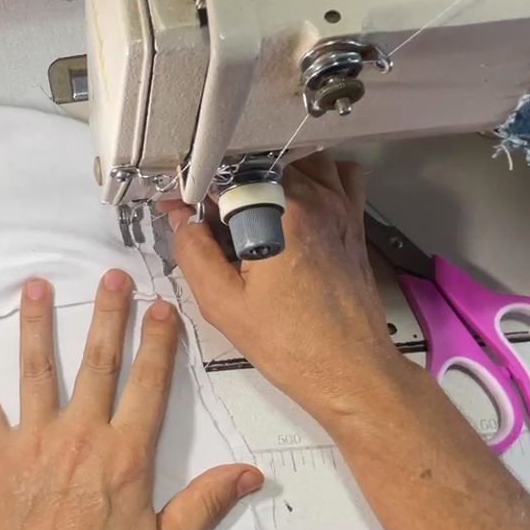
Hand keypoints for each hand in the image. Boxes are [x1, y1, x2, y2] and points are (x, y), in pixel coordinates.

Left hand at [0, 270, 263, 529]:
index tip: (162, 304)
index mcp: (126, 457)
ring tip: (35, 284)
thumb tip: (251, 473)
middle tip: (110, 274)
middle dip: (107, 314)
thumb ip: (206, 505)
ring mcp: (34, 442)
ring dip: (36, 324)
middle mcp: (81, 437)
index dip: (158, 342)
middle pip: (97, 362)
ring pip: (37, 370)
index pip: (149, 385)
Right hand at [162, 153, 408, 427]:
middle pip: (258, 163)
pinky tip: (291, 204)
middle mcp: (314, 202)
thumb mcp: (222, 303)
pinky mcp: (352, 222)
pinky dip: (313, 176)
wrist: (350, 370)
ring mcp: (339, 208)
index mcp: (279, 216)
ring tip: (246, 206)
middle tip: (204, 215)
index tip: (176, 207)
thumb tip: (181, 220)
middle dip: (224, 181)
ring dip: (267, 172)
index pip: (223, 177)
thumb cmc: (291, 344)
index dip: (192, 190)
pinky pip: (337, 175)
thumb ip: (193, 252)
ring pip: (298, 159)